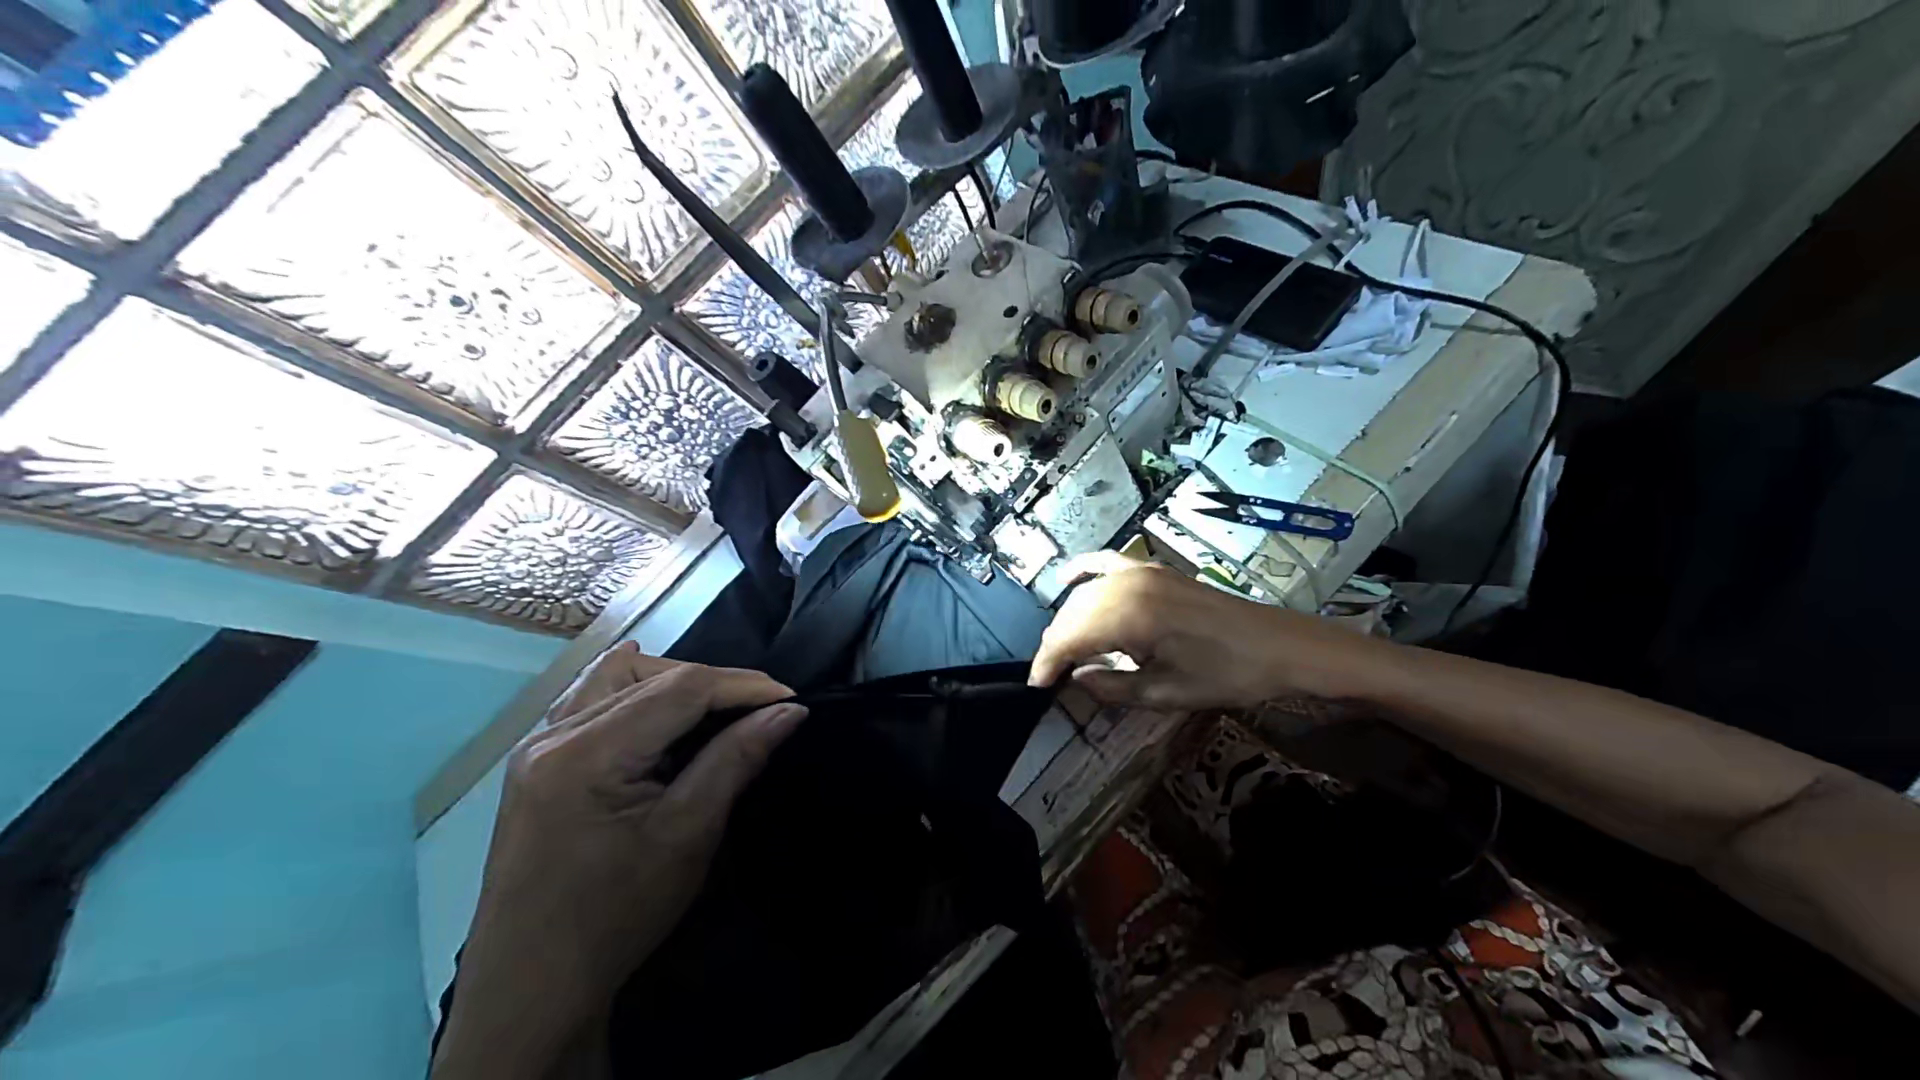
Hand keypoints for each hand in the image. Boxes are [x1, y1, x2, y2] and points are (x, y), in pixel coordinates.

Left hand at [433, 644, 803, 1077]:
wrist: (532, 987)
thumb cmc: (615, 916)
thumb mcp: (688, 835)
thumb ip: (736, 759)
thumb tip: (788, 711)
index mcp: (586, 753)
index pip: (680, 688)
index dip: (742, 685)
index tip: (791, 698)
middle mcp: (553, 735)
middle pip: (648, 675)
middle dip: (712, 683)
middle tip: (759, 708)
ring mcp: (538, 747)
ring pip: (616, 678)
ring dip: (671, 681)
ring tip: (714, 706)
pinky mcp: (538, 763)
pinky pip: (590, 700)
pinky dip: (633, 690)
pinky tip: (653, 697)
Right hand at [1029, 552, 1391, 710]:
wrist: (1281, 645)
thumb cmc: (1229, 675)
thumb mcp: (1168, 693)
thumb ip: (1114, 687)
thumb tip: (1076, 679)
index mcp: (1131, 616)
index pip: (1070, 636)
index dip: (1048, 662)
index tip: (1037, 685)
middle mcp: (1129, 585)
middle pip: (1072, 612)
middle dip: (1056, 643)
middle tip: (1052, 674)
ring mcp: (1142, 572)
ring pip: (1085, 592)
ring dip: (1068, 618)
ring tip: (1064, 649)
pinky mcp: (1155, 569)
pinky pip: (1107, 563)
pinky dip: (1085, 571)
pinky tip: (1068, 579)